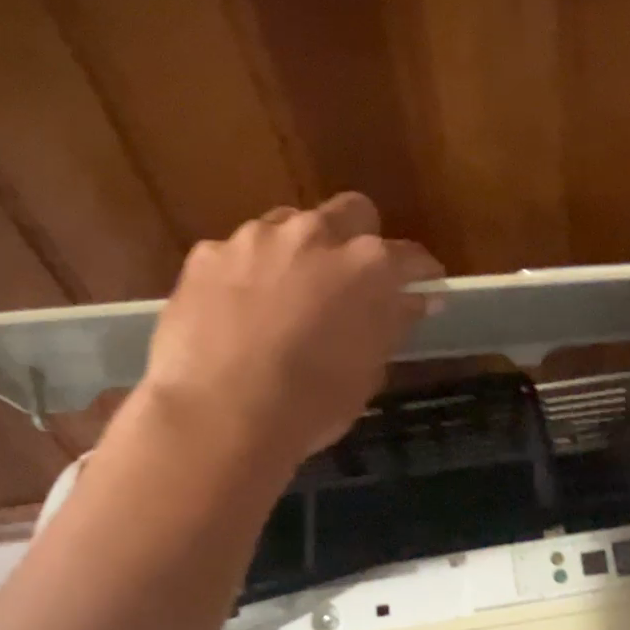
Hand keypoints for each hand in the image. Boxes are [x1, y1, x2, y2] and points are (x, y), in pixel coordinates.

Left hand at [140, 192, 442, 460]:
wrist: (220, 416)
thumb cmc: (312, 404)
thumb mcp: (369, 372)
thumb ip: (392, 324)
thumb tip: (413, 300)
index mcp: (368, 266)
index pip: (411, 257)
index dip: (420, 275)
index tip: (423, 292)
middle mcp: (315, 235)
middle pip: (351, 213)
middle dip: (359, 240)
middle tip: (353, 283)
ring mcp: (255, 239)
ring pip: (289, 226)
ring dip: (299, 253)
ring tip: (288, 297)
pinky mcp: (206, 254)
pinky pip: (239, 254)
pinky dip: (248, 274)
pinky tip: (240, 313)